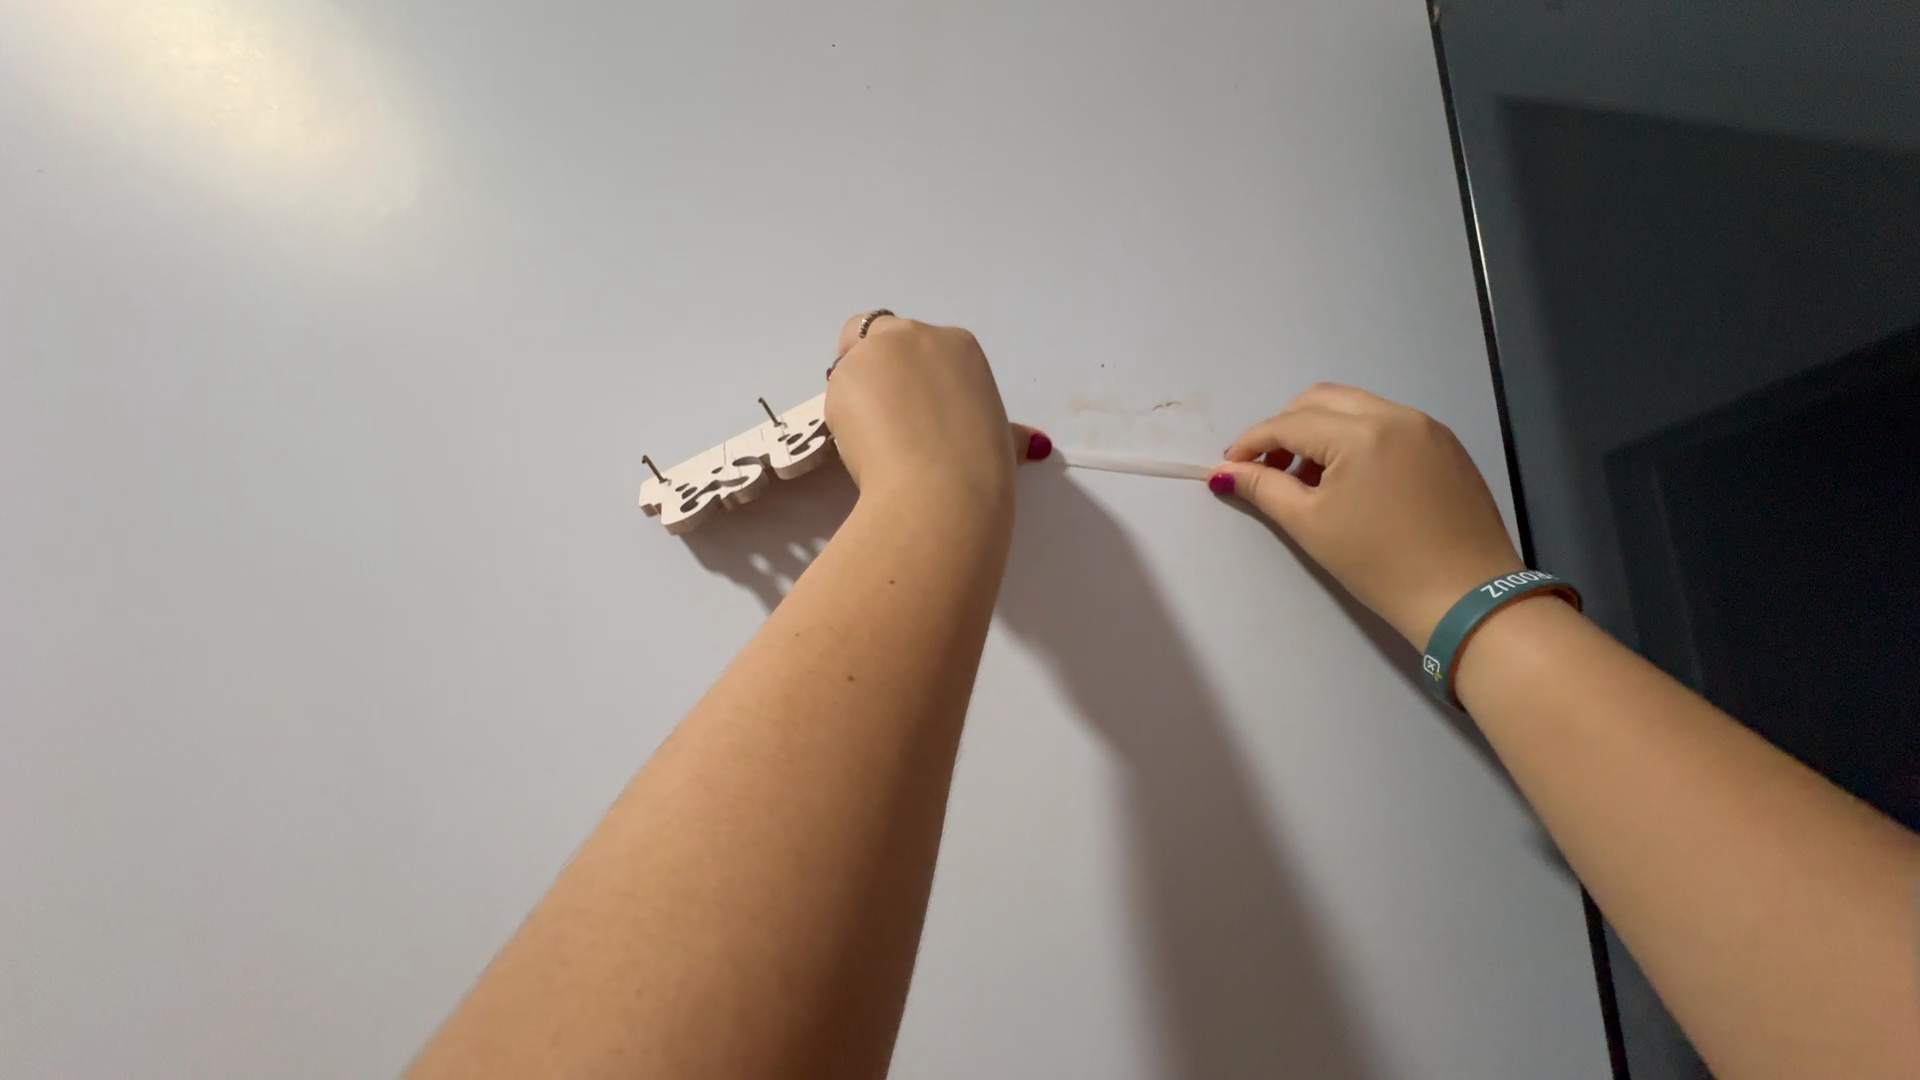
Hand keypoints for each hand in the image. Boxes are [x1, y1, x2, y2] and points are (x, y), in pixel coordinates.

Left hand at [826, 313, 1049, 513]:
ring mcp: (877, 352)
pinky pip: (836, 394)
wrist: (941, 491)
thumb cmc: (981, 467)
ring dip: (857, 393)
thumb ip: (1008, 435)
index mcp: (959, 345)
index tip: (917, 414)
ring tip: (874, 441)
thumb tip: (1034, 443)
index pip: (923, 348)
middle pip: (881, 338)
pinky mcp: (843, 379)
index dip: (914, 380)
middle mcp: (917, 335)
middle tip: (887, 420)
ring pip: (852, 364)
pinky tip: (863, 448)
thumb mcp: (1003, 443)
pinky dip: (843, 418)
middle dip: (878, 372)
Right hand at [1210, 384, 1524, 646]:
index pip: (1288, 423)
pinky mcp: (1445, 444)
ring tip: (1307, 479)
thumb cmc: (1377, 563)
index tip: (1229, 468)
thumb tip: (1223, 473)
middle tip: (1267, 468)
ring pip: (1355, 407)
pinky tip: (1349, 481)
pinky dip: (1354, 438)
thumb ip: (1262, 488)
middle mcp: (1396, 415)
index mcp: (1360, 434)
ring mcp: (1427, 427)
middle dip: (1285, 427)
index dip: (1251, 443)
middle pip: (1321, 400)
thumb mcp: (1309, 524)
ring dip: (1319, 431)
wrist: (1465, 597)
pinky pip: (1386, 423)